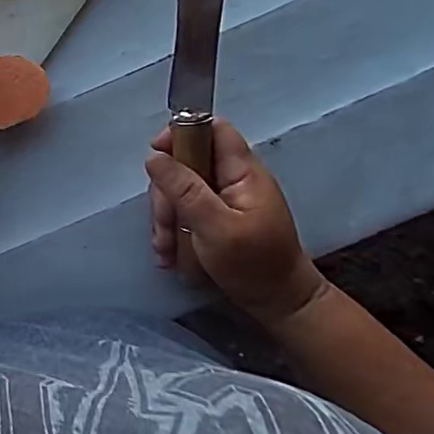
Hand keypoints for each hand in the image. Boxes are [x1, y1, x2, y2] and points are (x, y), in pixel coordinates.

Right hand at [146, 120, 328, 326]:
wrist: (279, 304)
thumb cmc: (254, 265)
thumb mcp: (215, 227)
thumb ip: (185, 189)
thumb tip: (154, 157)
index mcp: (242, 171)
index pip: (212, 129)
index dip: (182, 132)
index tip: (156, 154)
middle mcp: (233, 178)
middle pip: (187, 162)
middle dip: (167, 192)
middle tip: (164, 224)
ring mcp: (224, 199)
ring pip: (181, 189)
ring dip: (166, 216)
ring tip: (165, 247)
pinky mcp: (216, 218)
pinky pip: (185, 210)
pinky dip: (174, 229)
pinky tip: (169, 252)